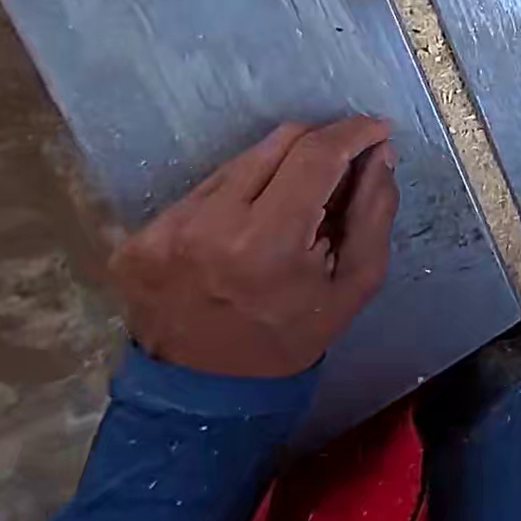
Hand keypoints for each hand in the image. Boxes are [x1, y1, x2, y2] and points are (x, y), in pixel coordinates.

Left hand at [109, 116, 400, 376]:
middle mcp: (207, 226)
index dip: (355, 132)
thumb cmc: (295, 332)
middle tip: (349, 160)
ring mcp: (164, 230)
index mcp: (265, 243)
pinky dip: (249, 185)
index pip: (317, 154)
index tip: (379, 128)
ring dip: (286, 162)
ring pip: (246, 156)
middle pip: (281, 142)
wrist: (204, 392)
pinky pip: (212, 183)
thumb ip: (376, 207)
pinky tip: (261, 213)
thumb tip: (380, 152)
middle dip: (325, 141)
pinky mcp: (139, 237)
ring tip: (304, 193)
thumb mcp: (360, 278)